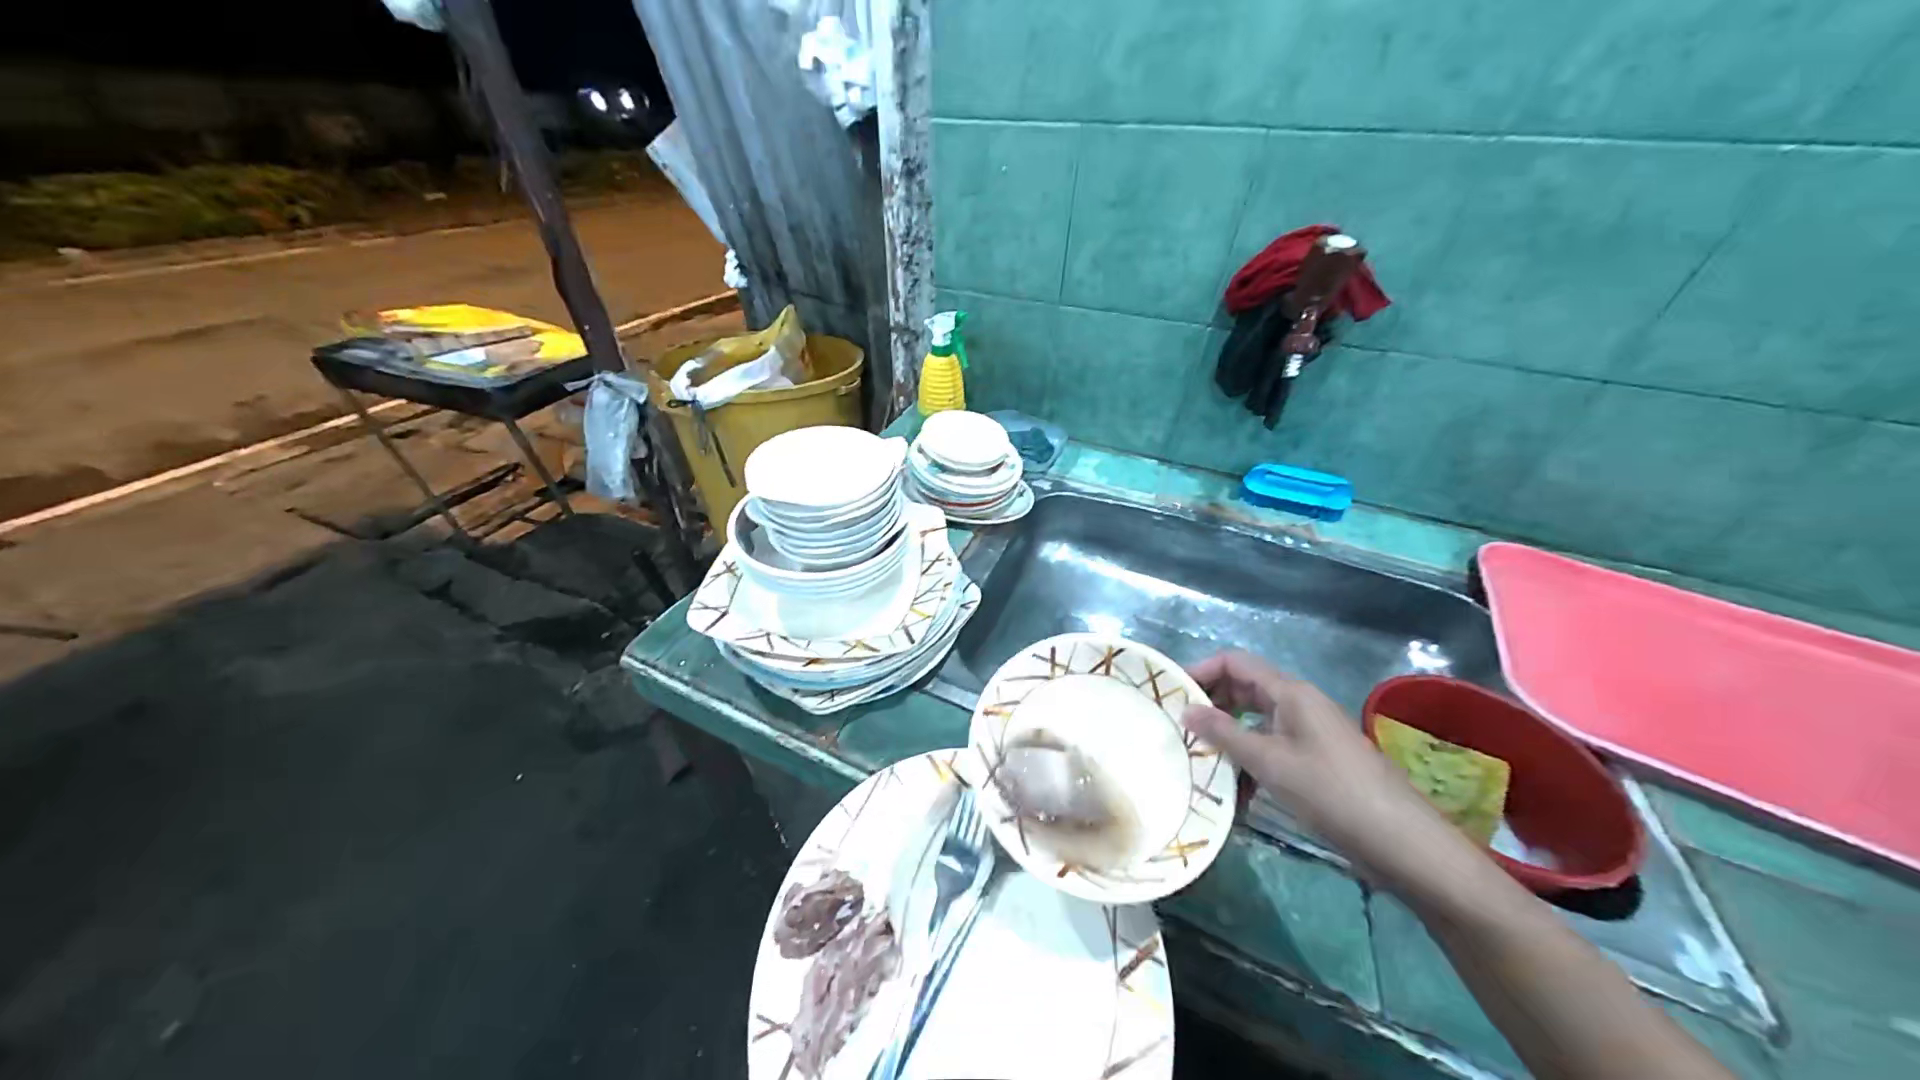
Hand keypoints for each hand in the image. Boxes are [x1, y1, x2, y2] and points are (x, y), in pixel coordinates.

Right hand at [1182, 651, 1483, 891]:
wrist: (1402, 843)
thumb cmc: (1331, 792)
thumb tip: (1185, 709)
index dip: (1201, 670)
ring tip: (1199, 760)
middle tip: (1178, 727)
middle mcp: (1298, 704)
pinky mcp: (1314, 762)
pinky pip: (1270, 748)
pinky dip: (1249, 762)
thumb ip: (1224, 732)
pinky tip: (1234, 792)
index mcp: (1290, 692)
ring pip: (1255, 721)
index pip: (1235, 661)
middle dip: (1210, 704)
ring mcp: (1308, 733)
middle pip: (1243, 688)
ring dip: (1227, 737)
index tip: (1170, 693)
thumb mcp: (1269, 762)